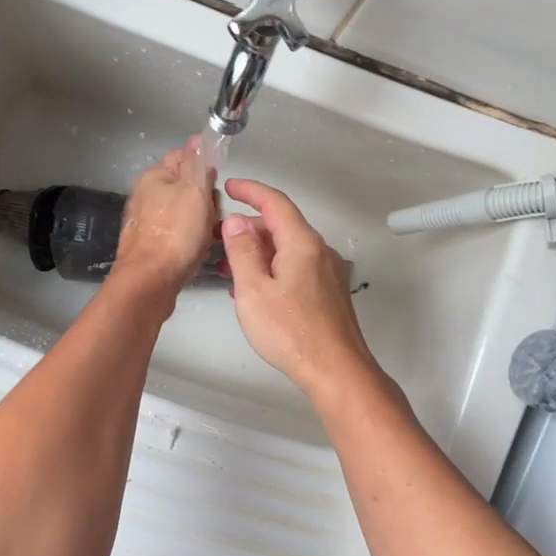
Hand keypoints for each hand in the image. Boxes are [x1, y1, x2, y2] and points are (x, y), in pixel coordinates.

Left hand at [109, 138, 218, 295]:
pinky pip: (178, 235)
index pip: (186, 157)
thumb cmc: (176, 234)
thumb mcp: (194, 189)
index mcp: (154, 176)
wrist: (150, 282)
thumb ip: (198, 163)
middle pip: (187, 188)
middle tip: (212, 216)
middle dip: (206, 201)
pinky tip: (196, 252)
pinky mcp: (151, 246)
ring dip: (202, 224)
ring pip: (185, 214)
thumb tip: (199, 140)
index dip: (206, 169)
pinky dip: (190, 241)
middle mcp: (146, 196)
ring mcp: (147, 222)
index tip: (216, 186)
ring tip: (207, 237)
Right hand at [219, 178, 375, 394]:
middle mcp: (319, 252)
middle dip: (249, 227)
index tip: (230, 186)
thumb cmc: (292, 332)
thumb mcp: (253, 290)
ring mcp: (327, 273)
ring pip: (288, 249)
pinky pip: (296, 267)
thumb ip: (242, 251)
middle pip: (282, 225)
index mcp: (302, 244)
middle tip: (220, 238)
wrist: (334, 369)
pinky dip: (273, 267)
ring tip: (231, 267)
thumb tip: (236, 222)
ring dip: (259, 251)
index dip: (250, 191)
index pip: (275, 202)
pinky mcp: (328, 293)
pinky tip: (256, 288)